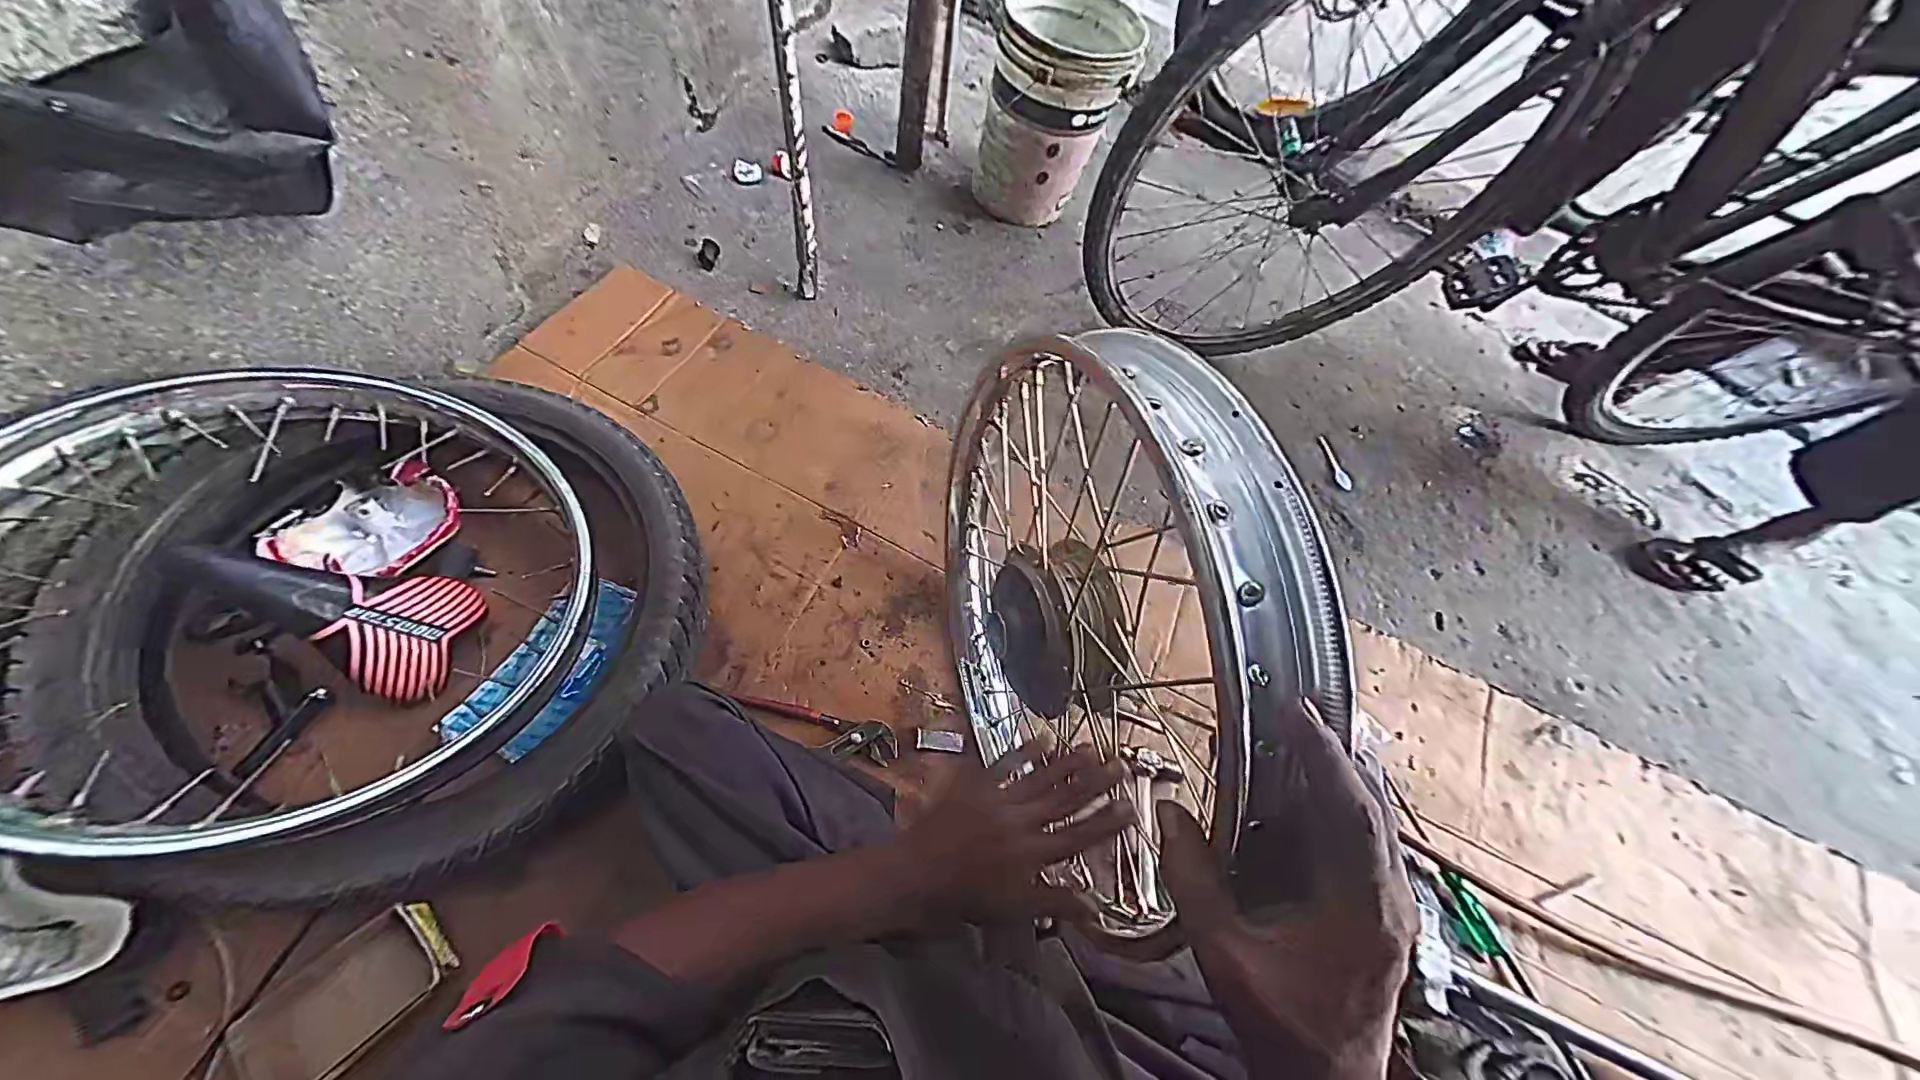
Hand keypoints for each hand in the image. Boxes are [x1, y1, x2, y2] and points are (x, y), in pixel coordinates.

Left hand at [893, 732, 1132, 923]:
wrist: (915, 873)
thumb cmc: (964, 896)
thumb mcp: (1012, 909)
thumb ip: (1054, 903)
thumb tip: (1095, 906)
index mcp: (1030, 855)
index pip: (1077, 836)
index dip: (1106, 822)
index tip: (1130, 805)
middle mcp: (1019, 823)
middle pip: (1065, 800)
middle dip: (1095, 783)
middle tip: (1120, 764)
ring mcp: (997, 800)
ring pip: (1040, 779)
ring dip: (1067, 763)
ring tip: (1091, 748)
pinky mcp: (977, 786)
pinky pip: (1005, 765)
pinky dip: (1024, 752)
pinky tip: (1043, 738)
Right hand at [1157, 700, 1416, 1079]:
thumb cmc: (1281, 1024)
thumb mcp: (1224, 954)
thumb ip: (1192, 881)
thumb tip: (1167, 811)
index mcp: (1364, 909)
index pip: (1352, 813)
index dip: (1325, 756)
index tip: (1297, 712)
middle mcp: (1389, 898)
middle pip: (1371, 806)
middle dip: (1334, 753)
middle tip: (1295, 710)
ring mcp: (1390, 902)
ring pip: (1374, 819)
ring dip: (1339, 772)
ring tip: (1302, 733)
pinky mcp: (1378, 905)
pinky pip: (1363, 836)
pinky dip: (1336, 799)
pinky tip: (1307, 785)